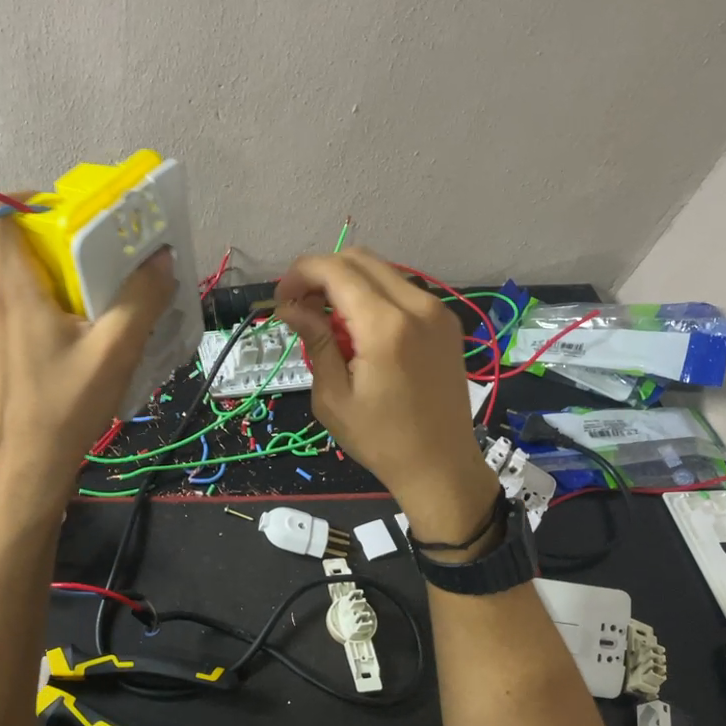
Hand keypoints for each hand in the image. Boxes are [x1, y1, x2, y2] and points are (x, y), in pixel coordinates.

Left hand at [0, 197, 176, 500]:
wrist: (33, 465)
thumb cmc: (69, 404)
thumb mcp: (116, 350)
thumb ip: (141, 298)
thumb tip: (160, 258)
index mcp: (13, 288)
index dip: (28, 200)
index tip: (67, 211)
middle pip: (18, 253)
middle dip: (59, 250)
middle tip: (102, 265)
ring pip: (18, 288)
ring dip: (52, 287)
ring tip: (92, 309)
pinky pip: (14, 319)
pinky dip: (40, 316)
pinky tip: (70, 345)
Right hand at [274, 249, 497, 545]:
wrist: (441, 465)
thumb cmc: (380, 440)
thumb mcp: (334, 396)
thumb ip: (316, 341)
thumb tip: (291, 307)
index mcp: (386, 325)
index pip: (335, 271)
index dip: (300, 275)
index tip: (280, 301)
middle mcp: (417, 306)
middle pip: (359, 259)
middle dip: (321, 274)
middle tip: (299, 307)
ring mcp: (437, 311)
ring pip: (382, 270)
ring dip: (347, 283)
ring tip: (325, 320)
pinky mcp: (445, 323)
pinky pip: (401, 290)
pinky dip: (372, 296)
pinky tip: (357, 329)